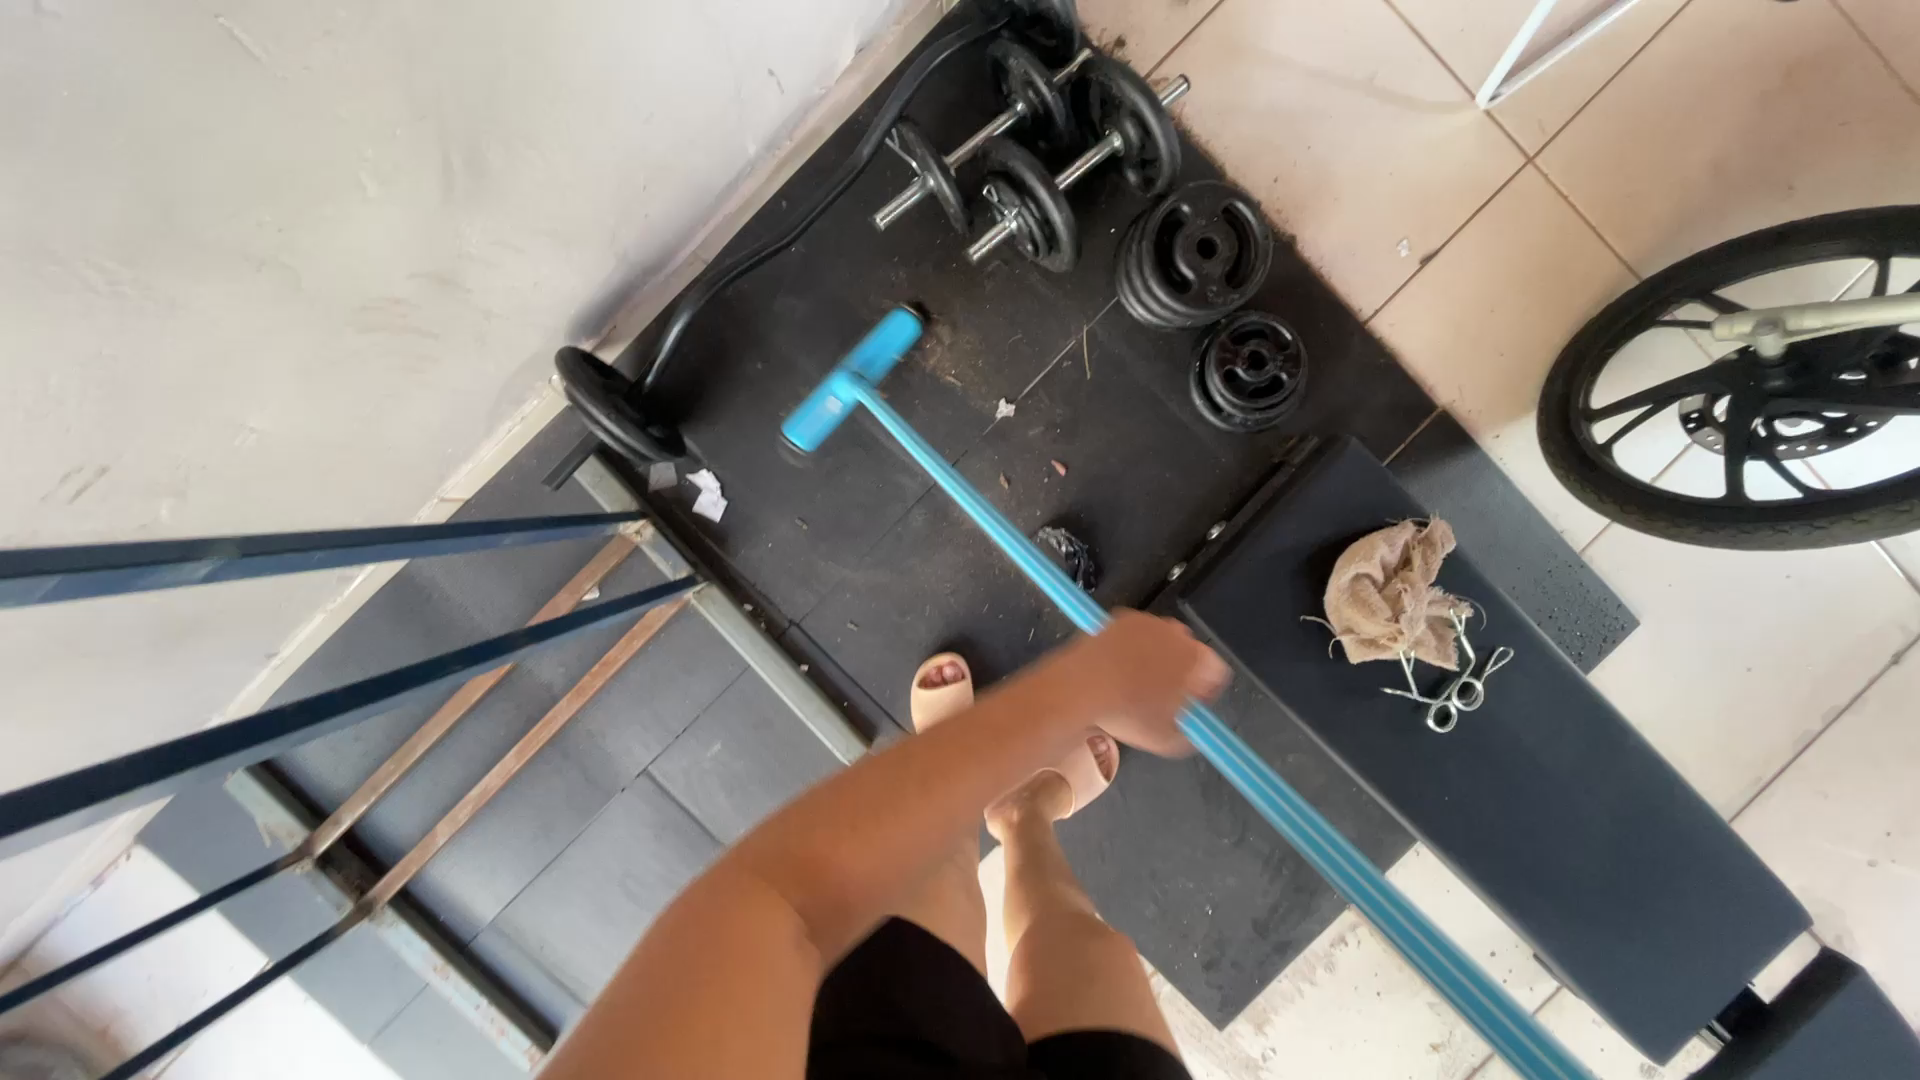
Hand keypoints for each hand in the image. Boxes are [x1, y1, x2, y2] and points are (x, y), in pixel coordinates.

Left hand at [1042, 610, 1229, 757]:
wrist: (1080, 686)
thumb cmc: (1127, 713)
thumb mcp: (1166, 739)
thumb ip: (1189, 734)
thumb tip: (1190, 731)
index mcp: (1197, 659)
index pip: (1217, 671)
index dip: (1206, 690)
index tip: (1192, 703)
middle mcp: (1177, 633)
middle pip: (1191, 651)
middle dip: (1182, 670)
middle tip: (1163, 694)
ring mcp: (1148, 621)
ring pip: (1162, 639)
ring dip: (1157, 656)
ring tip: (1135, 681)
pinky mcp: (1121, 617)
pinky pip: (1137, 633)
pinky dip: (1132, 646)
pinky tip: (1118, 667)